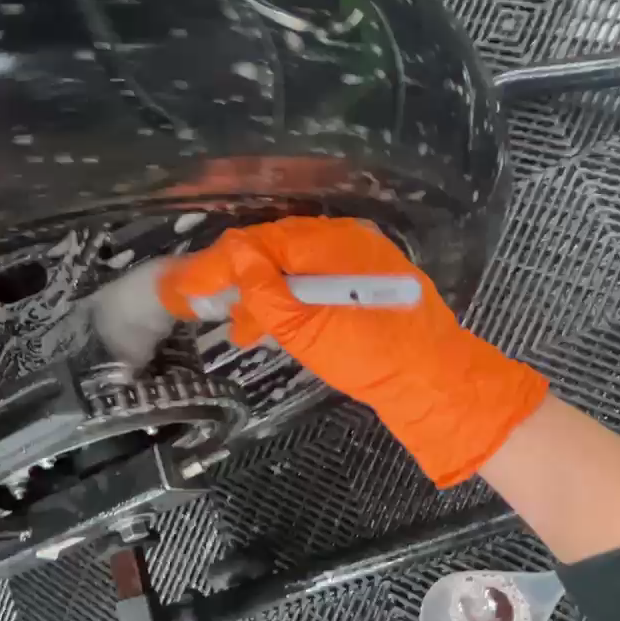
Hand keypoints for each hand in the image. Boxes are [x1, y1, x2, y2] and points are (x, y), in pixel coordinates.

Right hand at [160, 217, 548, 486]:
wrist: (435, 380)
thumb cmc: (369, 356)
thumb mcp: (306, 330)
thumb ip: (265, 292)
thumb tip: (232, 260)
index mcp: (326, 243)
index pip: (256, 244)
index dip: (217, 266)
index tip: (183, 287)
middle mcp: (342, 240)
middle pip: (273, 250)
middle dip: (236, 280)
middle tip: (206, 309)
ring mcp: (358, 260)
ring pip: (293, 268)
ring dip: (262, 295)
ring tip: (240, 331)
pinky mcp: (367, 283)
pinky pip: (314, 280)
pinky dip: (289, 301)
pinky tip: (276, 327)